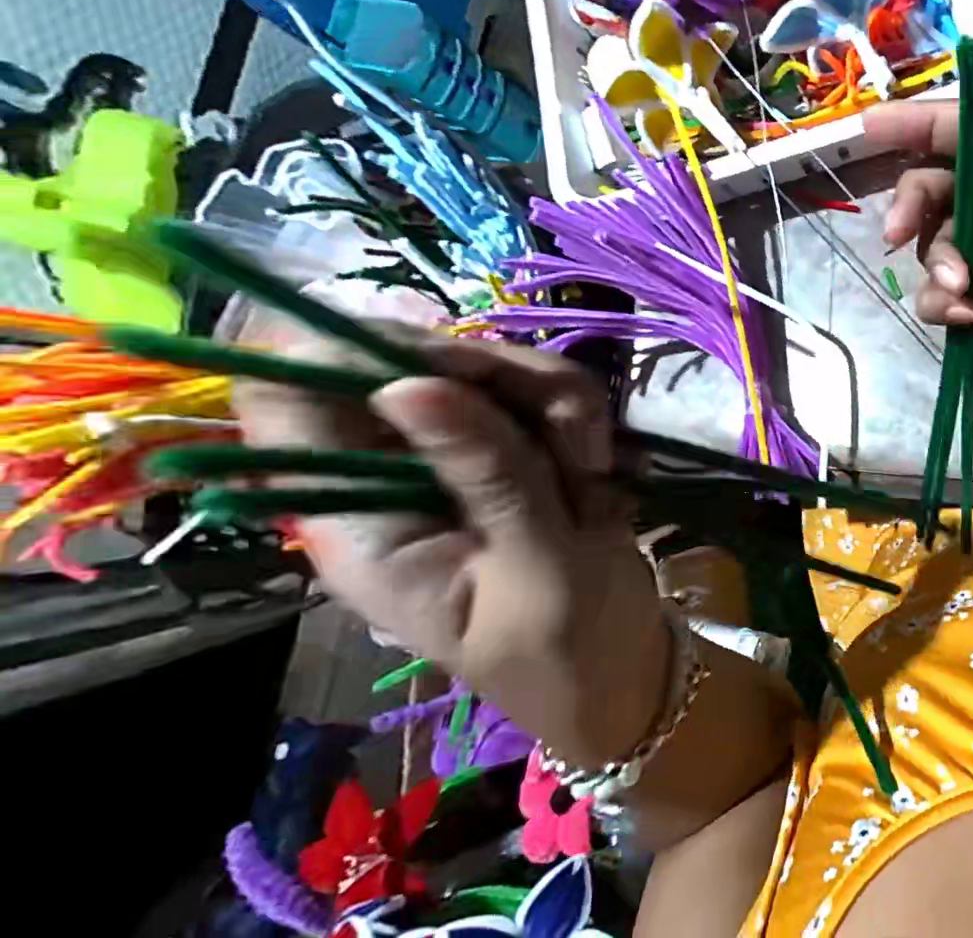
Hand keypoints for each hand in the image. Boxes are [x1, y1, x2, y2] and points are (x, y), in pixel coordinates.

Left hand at [232, 332, 662, 763]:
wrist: (624, 668)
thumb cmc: (569, 644)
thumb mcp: (536, 567)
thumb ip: (487, 476)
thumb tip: (407, 383)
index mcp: (362, 519)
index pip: (294, 402)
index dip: (352, 356)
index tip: (457, 372)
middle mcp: (401, 474)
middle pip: (416, 364)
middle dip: (505, 379)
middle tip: (576, 431)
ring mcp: (468, 460)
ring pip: (495, 374)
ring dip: (560, 400)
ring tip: (599, 463)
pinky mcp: (524, 455)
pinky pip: (546, 397)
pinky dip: (584, 416)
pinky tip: (608, 466)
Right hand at [865, 101, 972, 438]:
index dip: (936, 123)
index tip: (877, 125)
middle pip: (952, 183)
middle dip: (916, 198)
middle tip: (895, 232)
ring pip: (941, 237)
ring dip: (932, 259)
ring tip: (958, 296)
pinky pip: (946, 290)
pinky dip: (939, 301)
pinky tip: (961, 322)